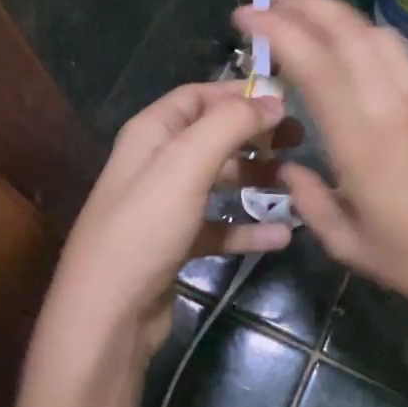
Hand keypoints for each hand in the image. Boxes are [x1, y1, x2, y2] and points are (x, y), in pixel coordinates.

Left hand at [50, 81, 291, 352]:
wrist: (108, 312)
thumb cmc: (146, 225)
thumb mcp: (187, 163)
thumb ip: (231, 124)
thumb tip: (273, 99)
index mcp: (152, 132)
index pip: (198, 96)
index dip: (239, 94)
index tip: (286, 101)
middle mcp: (157, 162)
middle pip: (213, 136)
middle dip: (255, 136)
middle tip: (299, 140)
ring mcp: (166, 206)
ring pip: (220, 181)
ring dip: (257, 179)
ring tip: (297, 184)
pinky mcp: (176, 244)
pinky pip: (219, 226)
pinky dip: (248, 228)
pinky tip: (282, 236)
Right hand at [234, 0, 407, 320]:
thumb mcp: (349, 244)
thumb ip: (309, 200)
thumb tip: (287, 168)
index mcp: (361, 138)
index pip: (312, 61)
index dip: (275, 28)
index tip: (245, 16)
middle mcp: (391, 102)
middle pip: (346, 29)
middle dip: (303, 5)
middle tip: (269, 5)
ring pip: (376, 33)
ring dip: (336, 16)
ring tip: (305, 21)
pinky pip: (397, 54)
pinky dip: (364, 37)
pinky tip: (350, 55)